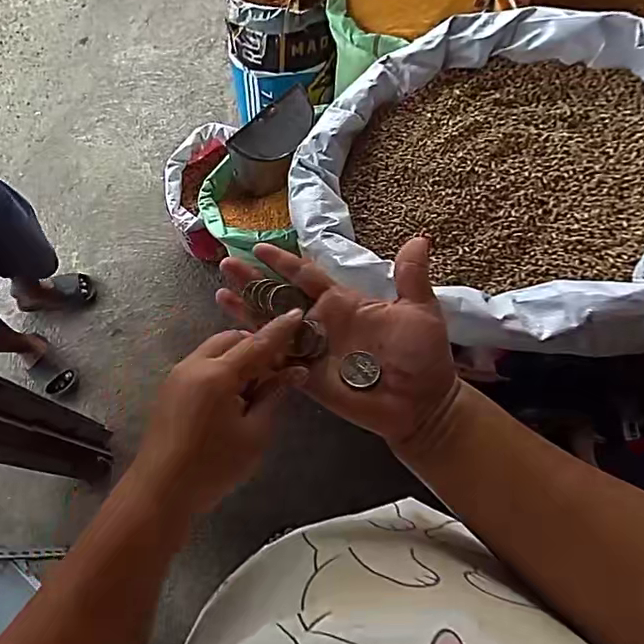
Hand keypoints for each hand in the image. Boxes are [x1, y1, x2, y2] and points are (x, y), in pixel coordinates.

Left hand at [130, 312, 309, 515]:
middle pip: (231, 340)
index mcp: (217, 374)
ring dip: (238, 359)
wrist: (160, 492)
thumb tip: (294, 373)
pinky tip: (232, 399)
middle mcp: (194, 366)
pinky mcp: (169, 390)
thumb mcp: (255, 434)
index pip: (257, 343)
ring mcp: (177, 376)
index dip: (280, 330)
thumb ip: (274, 397)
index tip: (297, 315)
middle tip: (277, 371)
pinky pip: (202, 366)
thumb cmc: (213, 467)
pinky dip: (221, 370)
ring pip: (215, 351)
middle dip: (256, 347)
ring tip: (255, 390)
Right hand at [217, 240, 460, 454]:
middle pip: (279, 297)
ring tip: (220, 292)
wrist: (423, 404)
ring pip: (272, 325)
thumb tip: (419, 239)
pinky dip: (256, 349)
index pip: (306, 276)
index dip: (283, 261)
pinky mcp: (307, 377)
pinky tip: (234, 336)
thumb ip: (411, 277)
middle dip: (253, 280)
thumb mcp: (420, 311)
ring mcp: (312, 351)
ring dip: (246, 309)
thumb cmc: (423, 356)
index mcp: (344, 303)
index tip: (259, 247)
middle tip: (226, 263)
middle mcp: (322, 323)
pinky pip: (278, 361)